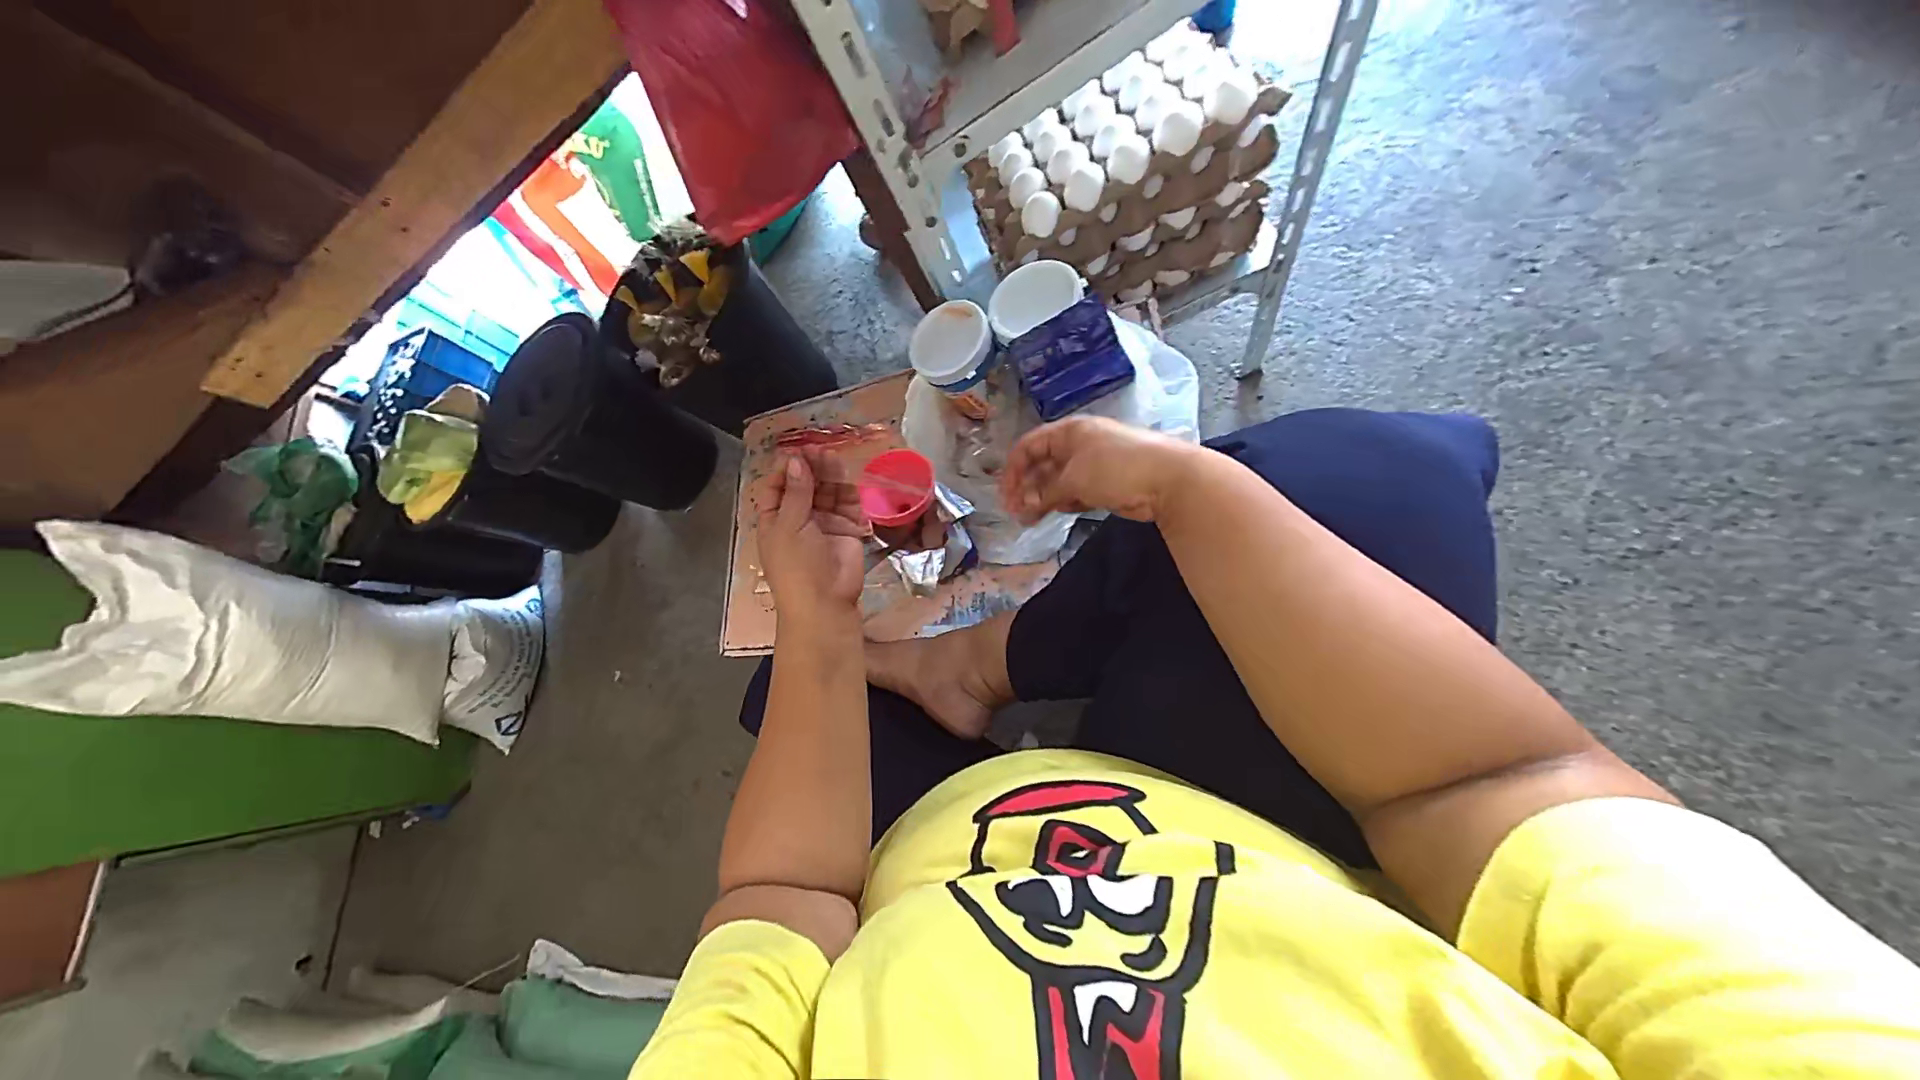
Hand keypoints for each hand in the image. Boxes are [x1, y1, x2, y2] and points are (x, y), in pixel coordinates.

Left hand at [756, 450, 869, 624]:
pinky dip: (847, 489)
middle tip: (817, 448)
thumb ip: (796, 492)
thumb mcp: (788, 526)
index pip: (776, 487)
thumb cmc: (796, 566)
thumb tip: (795, 461)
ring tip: (831, 454)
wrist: (825, 602)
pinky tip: (845, 472)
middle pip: (804, 486)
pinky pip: (848, 505)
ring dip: (828, 474)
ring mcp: (825, 524)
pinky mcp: (847, 529)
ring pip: (826, 492)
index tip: (795, 451)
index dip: (785, 469)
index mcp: (775, 520)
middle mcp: (799, 520)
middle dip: (810, 468)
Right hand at [1000, 416, 1202, 522]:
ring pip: (1056, 481)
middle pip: (1042, 465)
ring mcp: (1092, 465)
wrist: (1168, 479)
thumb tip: (1023, 506)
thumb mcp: (1074, 478)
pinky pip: (1073, 492)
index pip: (1029, 446)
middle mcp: (1078, 444)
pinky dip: (1060, 503)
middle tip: (1014, 511)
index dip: (1013, 469)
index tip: (1005, 494)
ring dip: (1040, 498)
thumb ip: (1045, 493)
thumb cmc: (1117, 467)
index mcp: (1069, 432)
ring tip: (1028, 519)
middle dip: (1026, 487)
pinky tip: (1051, 514)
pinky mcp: (1103, 485)